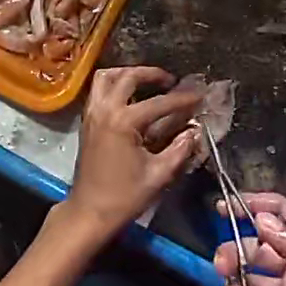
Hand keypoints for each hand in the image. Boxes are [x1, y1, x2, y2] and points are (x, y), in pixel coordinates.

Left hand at [63, 66, 202, 241]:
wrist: (89, 211)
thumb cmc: (124, 196)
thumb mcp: (158, 174)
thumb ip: (179, 149)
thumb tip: (194, 131)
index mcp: (122, 121)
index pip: (158, 103)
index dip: (181, 99)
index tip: (199, 95)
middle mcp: (104, 109)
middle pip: (127, 77)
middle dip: (151, 74)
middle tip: (170, 81)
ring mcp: (91, 113)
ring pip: (106, 78)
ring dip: (127, 74)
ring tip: (148, 82)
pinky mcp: (86, 120)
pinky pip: (98, 90)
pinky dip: (114, 85)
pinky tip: (130, 97)